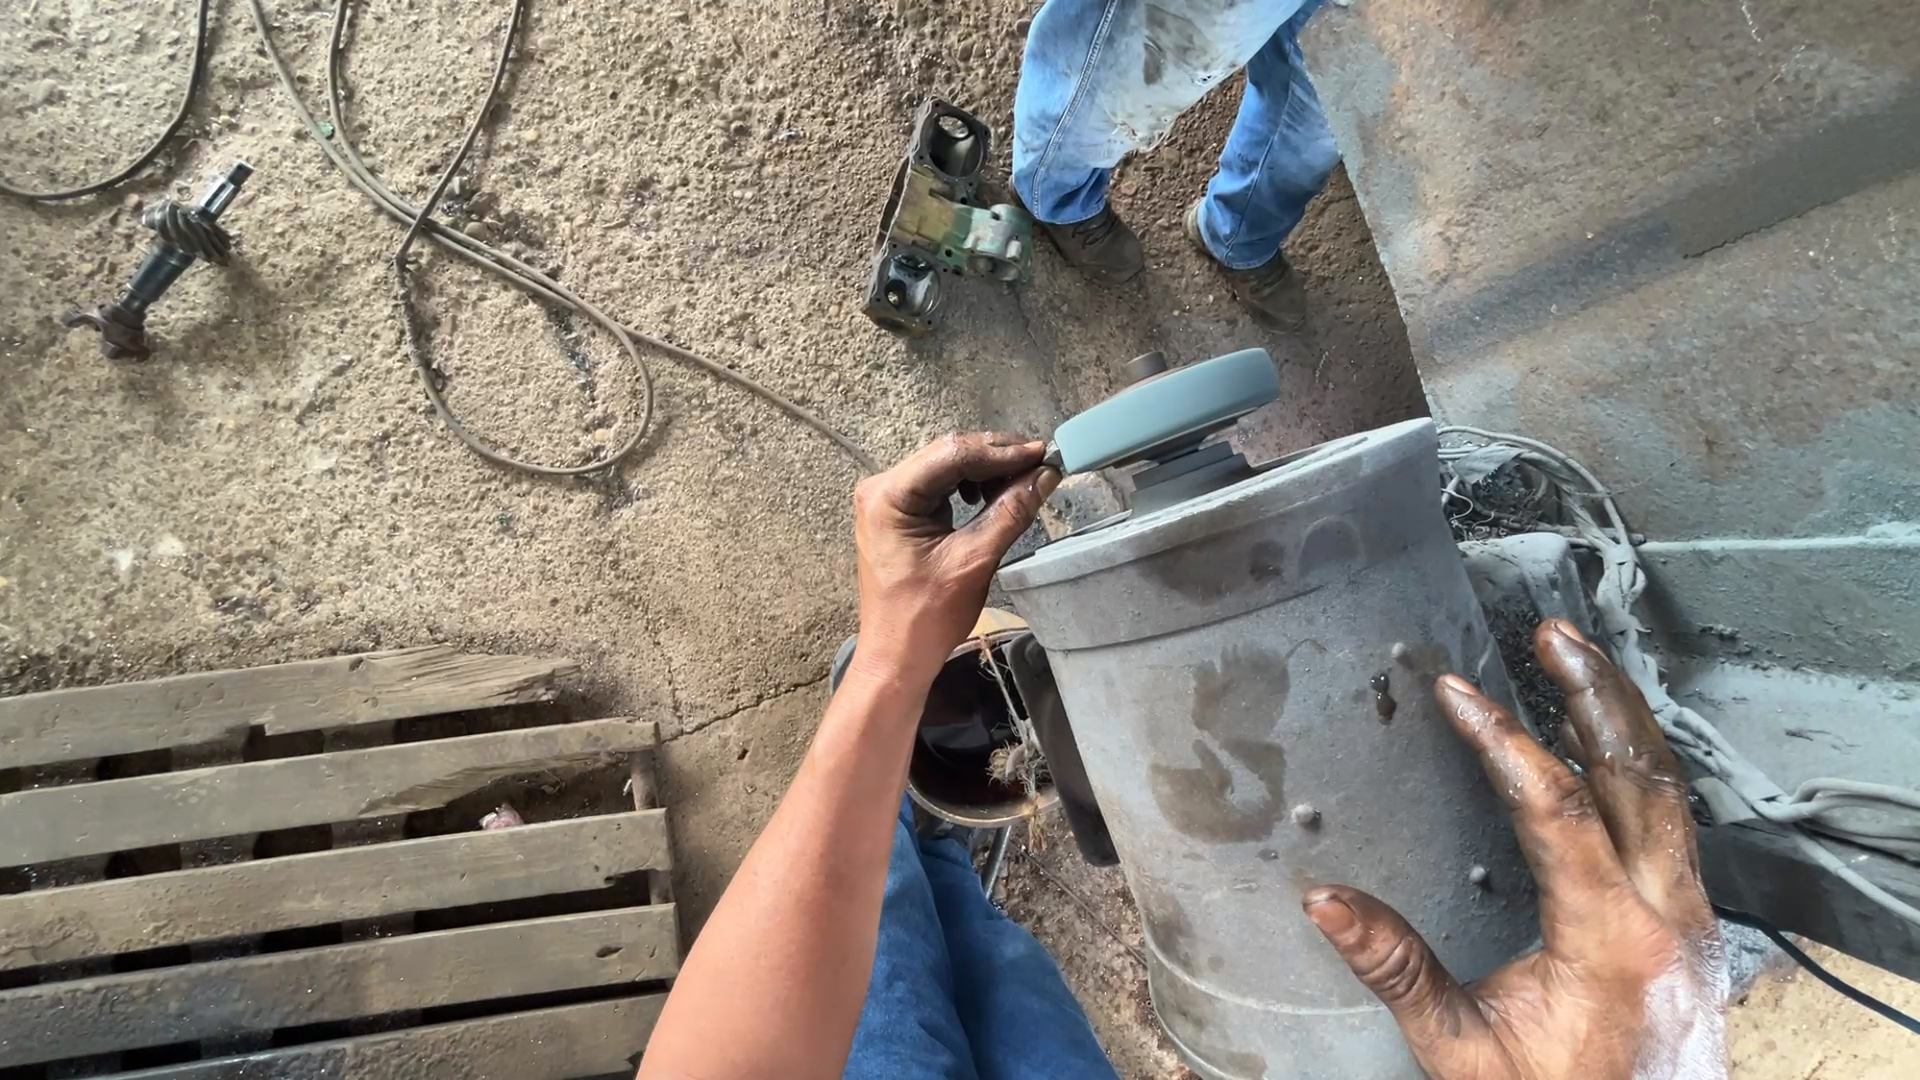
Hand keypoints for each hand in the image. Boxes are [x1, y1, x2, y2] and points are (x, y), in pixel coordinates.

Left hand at [851, 433, 1058, 682]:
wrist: (897, 655)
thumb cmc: (926, 617)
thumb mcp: (974, 561)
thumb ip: (1010, 512)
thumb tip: (1045, 475)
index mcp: (889, 496)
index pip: (952, 454)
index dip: (1001, 451)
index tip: (1042, 453)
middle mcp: (882, 487)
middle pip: (947, 453)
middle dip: (996, 457)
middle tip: (1040, 464)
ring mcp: (888, 498)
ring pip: (946, 465)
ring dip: (986, 470)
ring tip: (1020, 483)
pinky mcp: (899, 511)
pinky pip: (940, 484)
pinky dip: (971, 485)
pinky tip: (991, 498)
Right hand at [1303, 620, 1727, 1079]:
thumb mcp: (1463, 1051)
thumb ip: (1396, 970)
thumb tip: (1322, 898)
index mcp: (1613, 941)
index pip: (1556, 808)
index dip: (1501, 740)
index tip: (1454, 692)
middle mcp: (1669, 916)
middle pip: (1641, 777)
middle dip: (1595, 693)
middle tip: (1553, 634)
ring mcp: (1689, 915)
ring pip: (1667, 791)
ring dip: (1619, 715)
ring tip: (1576, 660)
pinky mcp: (1687, 920)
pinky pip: (1667, 816)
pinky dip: (1630, 758)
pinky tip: (1595, 739)